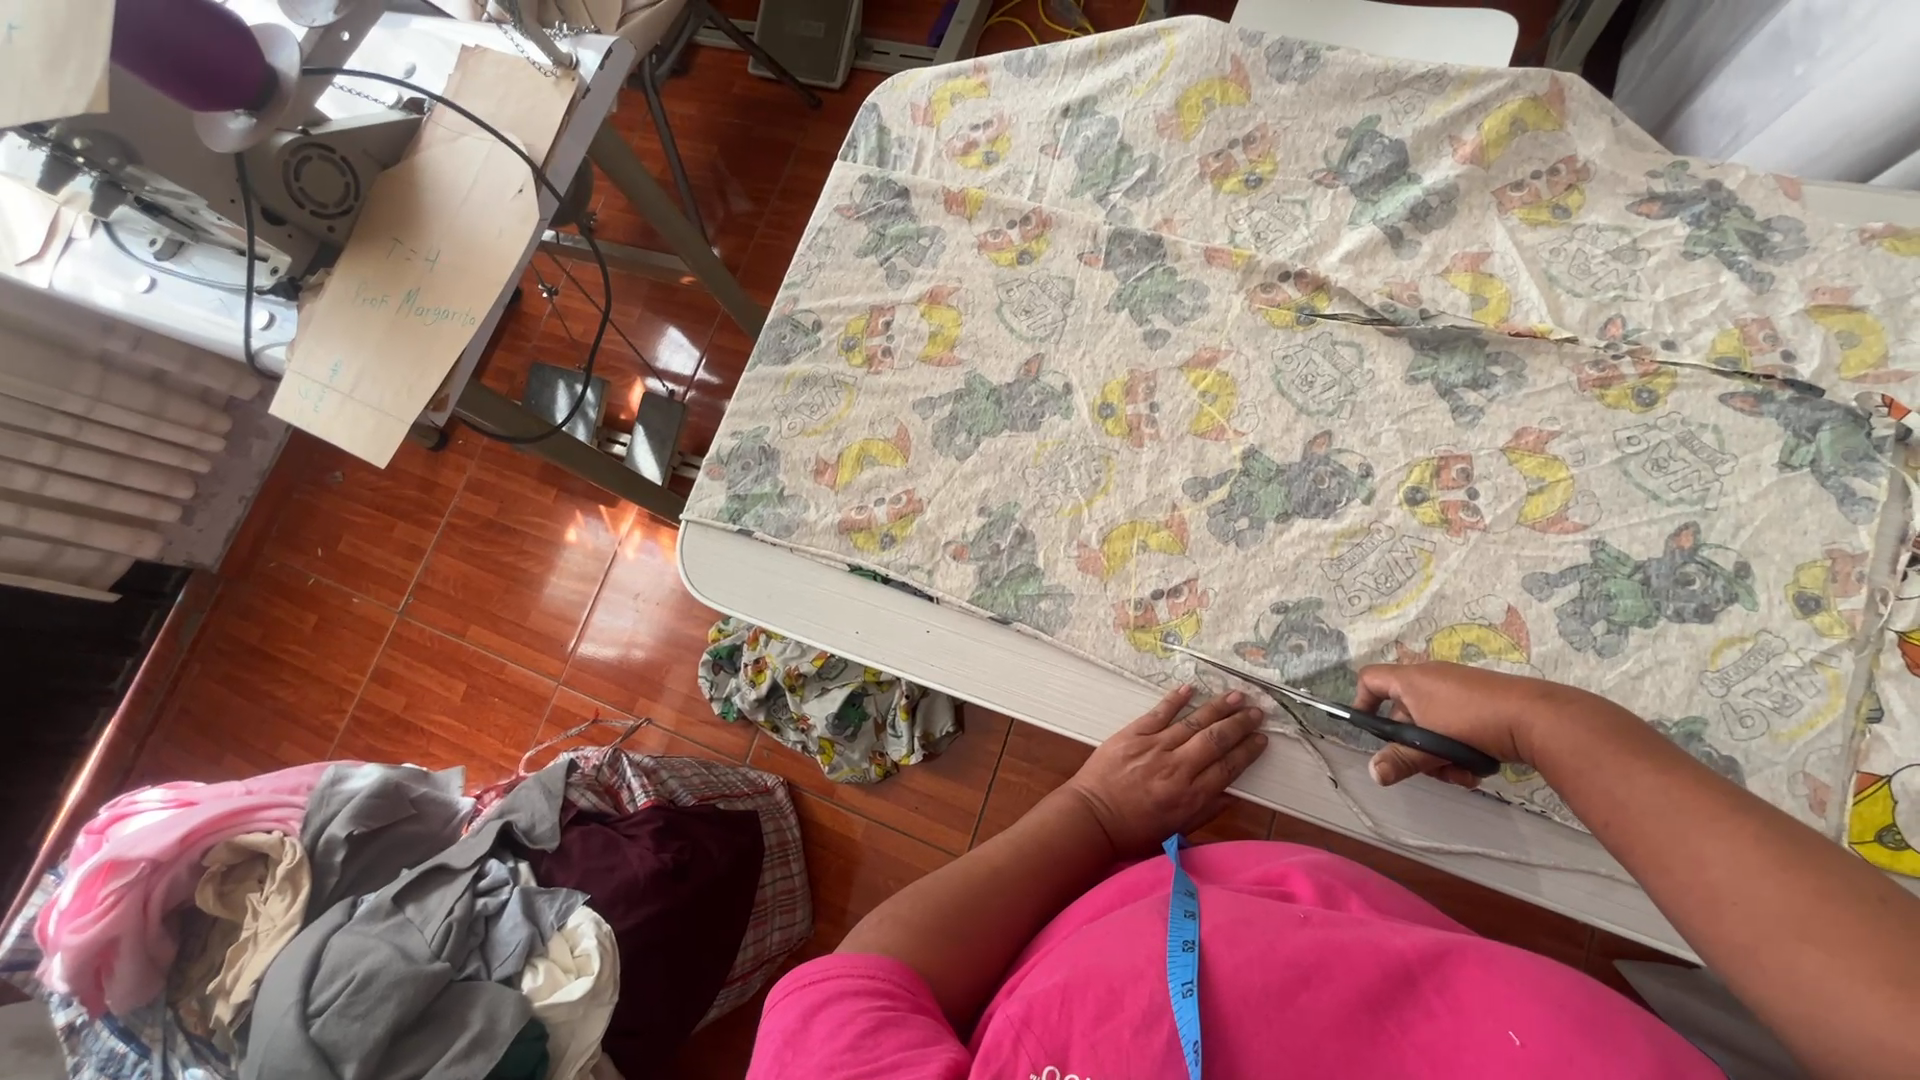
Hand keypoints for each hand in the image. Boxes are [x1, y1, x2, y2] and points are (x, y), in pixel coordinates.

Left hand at [1063, 685, 1266, 856]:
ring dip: (1217, 707)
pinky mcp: (1132, 735)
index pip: (1228, 768)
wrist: (1091, 818)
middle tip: (1257, 711)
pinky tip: (1192, 688)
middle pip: (1216, 740)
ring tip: (1237, 695)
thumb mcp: (1177, 830)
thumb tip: (1235, 793)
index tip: (1262, 739)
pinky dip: (1175, 699)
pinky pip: (1159, 713)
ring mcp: (1153, 748)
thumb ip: (1207, 811)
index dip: (1248, 751)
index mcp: (1190, 796)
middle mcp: (1176, 769)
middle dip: (1240, 724)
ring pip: (1193, 722)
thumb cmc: (1134, 831)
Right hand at [1353, 661, 1587, 788]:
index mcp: (1411, 680)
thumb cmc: (1472, 722)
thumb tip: (1373, 774)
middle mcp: (1432, 679)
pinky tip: (1477, 768)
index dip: (1362, 702)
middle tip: (1427, 767)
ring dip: (1440, 755)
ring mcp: (1460, 691)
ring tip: (1459, 773)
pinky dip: (1461, 749)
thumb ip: (1399, 760)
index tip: (1368, 730)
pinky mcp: (1485, 703)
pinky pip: (1458, 726)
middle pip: (1405, 714)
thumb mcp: (1430, 745)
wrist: (1540, 718)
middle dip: (1414, 747)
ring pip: (1433, 727)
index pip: (1370, 680)